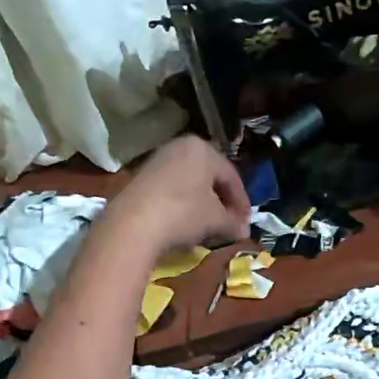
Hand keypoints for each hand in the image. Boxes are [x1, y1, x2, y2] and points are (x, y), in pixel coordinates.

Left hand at [103, 136, 250, 253]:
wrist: (132, 223)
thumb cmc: (183, 213)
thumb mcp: (215, 220)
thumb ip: (234, 223)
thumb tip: (244, 231)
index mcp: (203, 149)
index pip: (232, 176)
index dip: (242, 202)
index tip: (246, 222)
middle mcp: (180, 147)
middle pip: (210, 176)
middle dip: (222, 201)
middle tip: (230, 222)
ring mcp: (158, 160)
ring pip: (190, 182)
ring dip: (202, 203)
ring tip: (208, 224)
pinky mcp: (141, 176)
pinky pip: (172, 188)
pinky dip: (183, 203)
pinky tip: (184, 222)